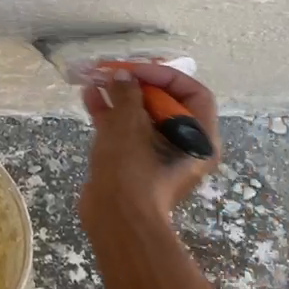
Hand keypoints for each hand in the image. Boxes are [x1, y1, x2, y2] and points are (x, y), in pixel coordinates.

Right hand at [79, 64, 220, 231]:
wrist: (115, 219)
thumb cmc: (132, 171)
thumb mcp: (128, 126)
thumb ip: (127, 94)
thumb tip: (122, 75)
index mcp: (199, 139)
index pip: (193, 93)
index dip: (165, 75)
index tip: (135, 69)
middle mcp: (183, 145)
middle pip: (165, 102)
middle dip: (136, 83)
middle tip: (111, 70)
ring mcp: (157, 153)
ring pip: (141, 115)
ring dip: (118, 95)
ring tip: (94, 78)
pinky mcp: (134, 161)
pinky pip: (125, 129)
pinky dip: (109, 112)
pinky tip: (89, 96)